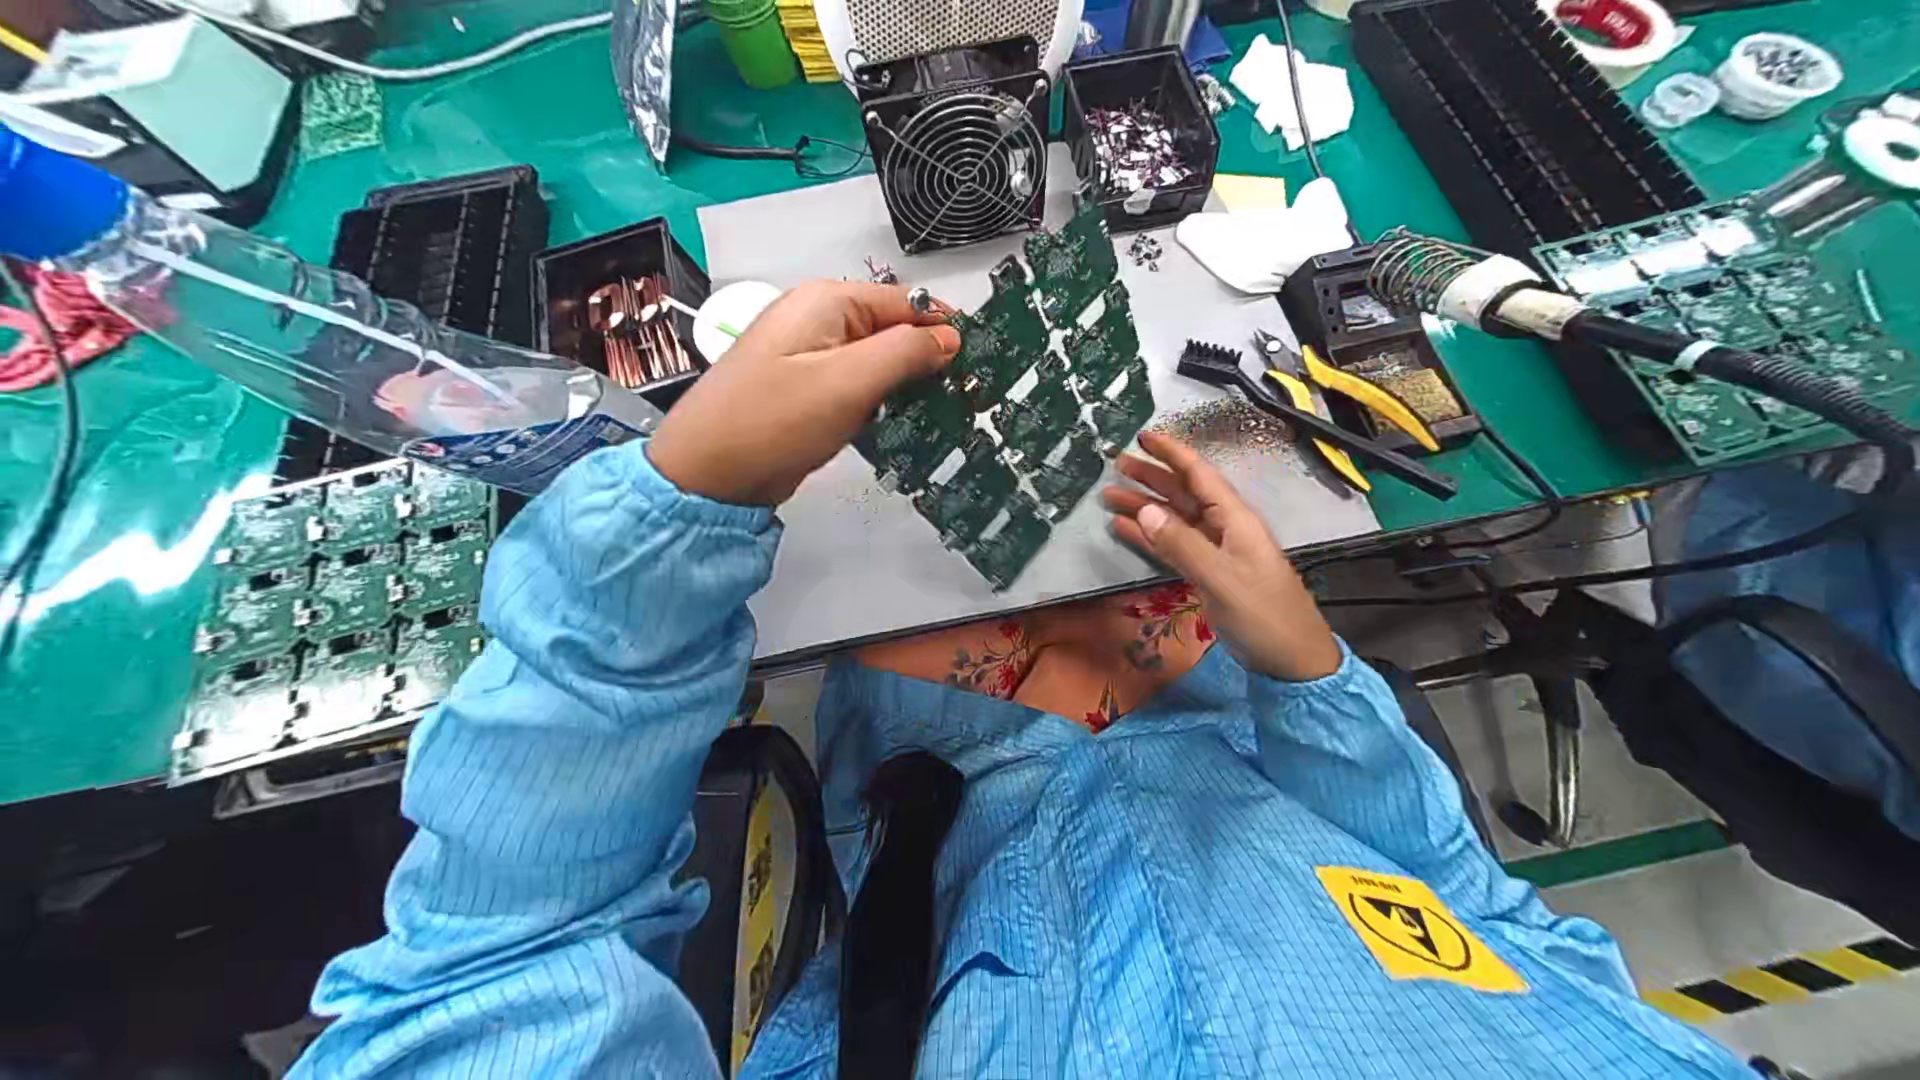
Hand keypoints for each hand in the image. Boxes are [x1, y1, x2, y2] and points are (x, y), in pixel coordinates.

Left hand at [647, 281, 959, 504]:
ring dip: (906, 387)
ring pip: (877, 364)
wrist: (710, 473)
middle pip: (891, 332)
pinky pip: (858, 390)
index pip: (904, 302)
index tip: (977, 363)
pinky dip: (881, 405)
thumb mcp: (848, 381)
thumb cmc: (775, 420)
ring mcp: (811, 360)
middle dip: (926, 361)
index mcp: (827, 302)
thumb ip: (905, 353)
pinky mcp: (809, 395)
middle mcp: (819, 322)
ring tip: (939, 415)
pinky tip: (901, 427)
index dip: (942, 329)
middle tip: (962, 397)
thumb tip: (949, 338)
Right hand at [1101, 432, 1341, 680]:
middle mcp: (1224, 528)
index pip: (1199, 476)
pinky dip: (1149, 536)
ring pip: (1173, 519)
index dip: (1172, 454)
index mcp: (1235, 520)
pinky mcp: (1206, 573)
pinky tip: (1125, 530)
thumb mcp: (1221, 577)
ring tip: (1109, 497)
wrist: (1289, 659)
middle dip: (1151, 477)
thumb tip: (1143, 510)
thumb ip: (1181, 543)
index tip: (1143, 436)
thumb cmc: (1263, 614)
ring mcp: (1214, 551)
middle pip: (1183, 493)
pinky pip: (1172, 546)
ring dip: (1143, 507)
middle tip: (1115, 465)